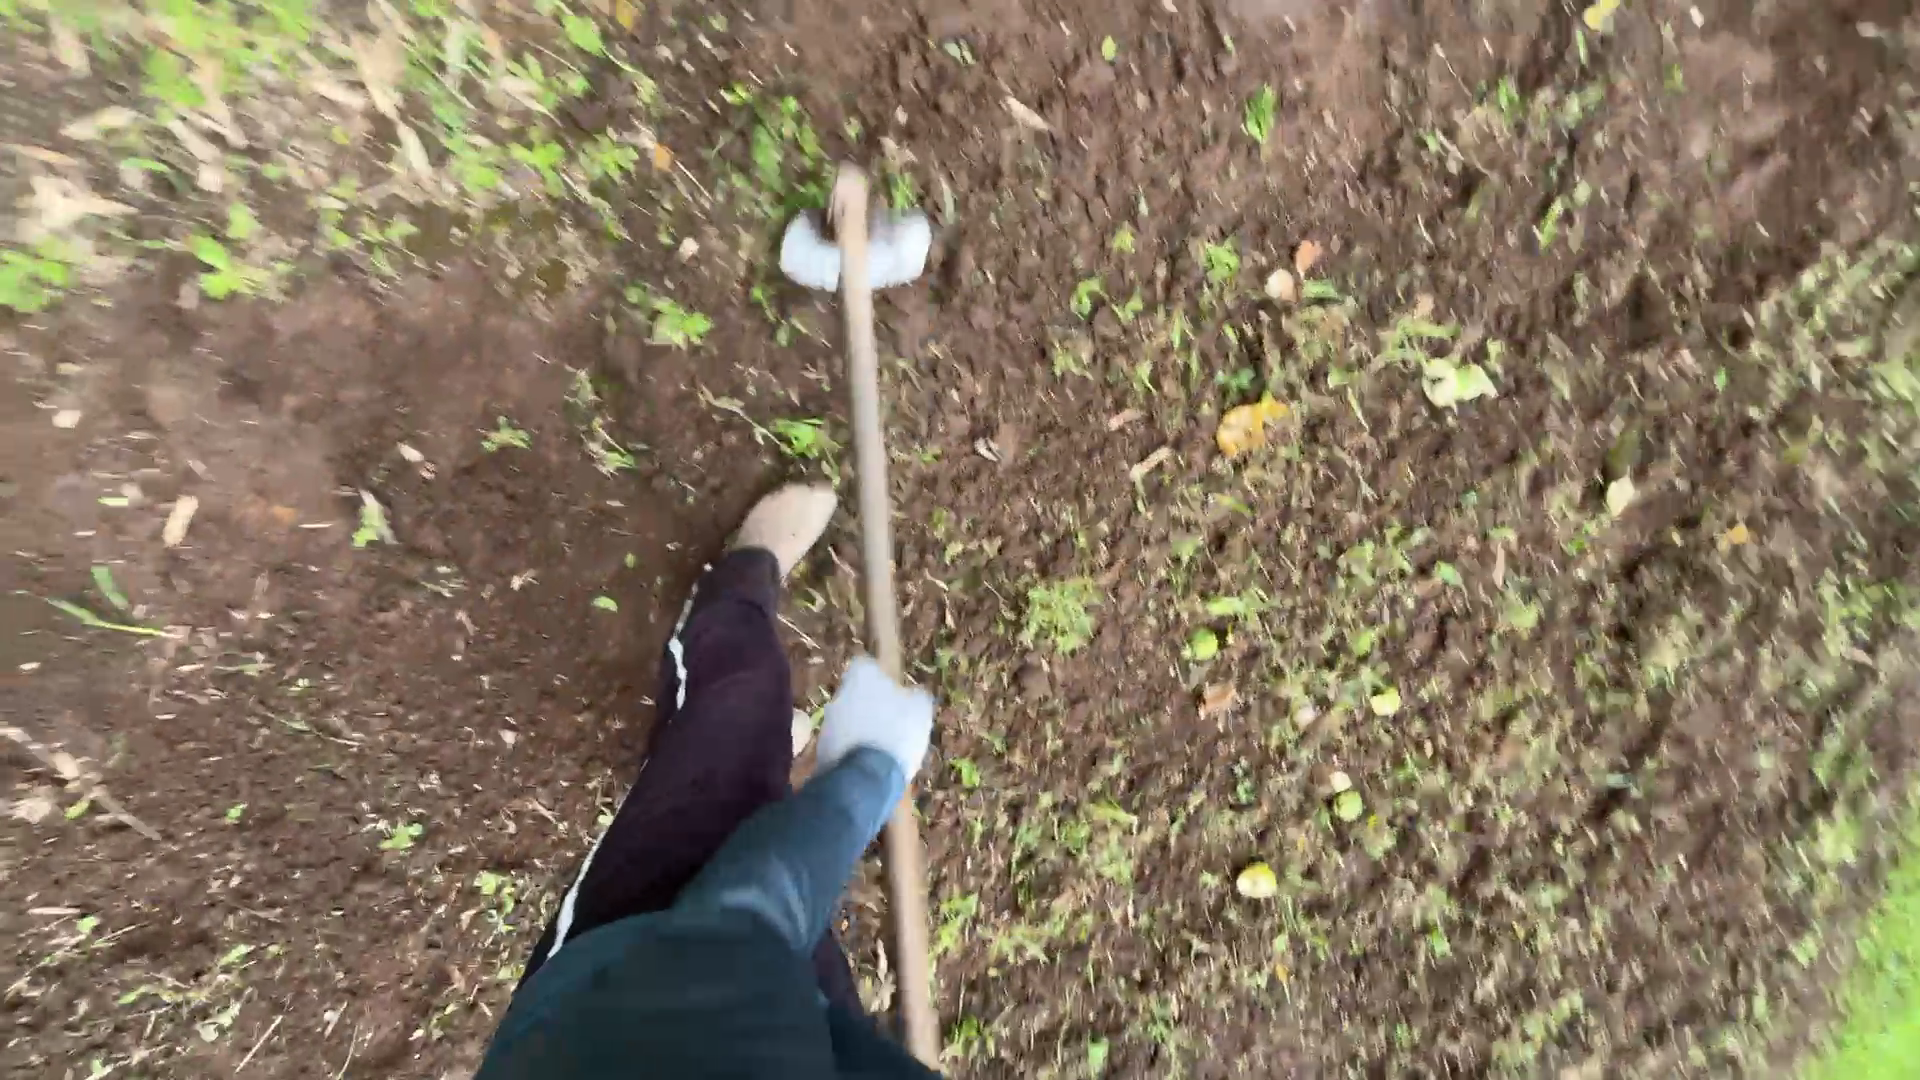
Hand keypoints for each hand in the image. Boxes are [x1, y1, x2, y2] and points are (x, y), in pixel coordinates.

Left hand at [816, 657, 934, 782]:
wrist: (867, 776)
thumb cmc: (898, 734)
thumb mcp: (920, 711)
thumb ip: (916, 696)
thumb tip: (914, 693)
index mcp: (863, 676)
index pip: (866, 665)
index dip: (878, 678)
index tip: (890, 691)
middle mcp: (840, 693)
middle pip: (854, 693)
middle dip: (867, 704)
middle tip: (887, 720)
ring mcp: (828, 720)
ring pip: (845, 717)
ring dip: (858, 726)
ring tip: (879, 745)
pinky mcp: (822, 747)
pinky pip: (839, 741)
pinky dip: (851, 747)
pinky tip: (867, 761)